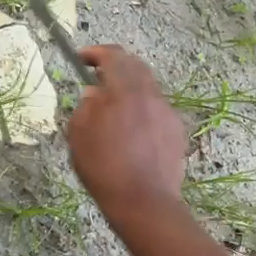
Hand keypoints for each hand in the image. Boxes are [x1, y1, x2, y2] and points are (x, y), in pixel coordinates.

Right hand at [66, 45, 187, 210]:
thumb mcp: (79, 133)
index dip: (96, 52)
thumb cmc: (103, 167)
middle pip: (135, 66)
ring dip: (129, 87)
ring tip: (113, 105)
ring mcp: (167, 113)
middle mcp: (150, 95)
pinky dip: (141, 107)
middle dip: (115, 65)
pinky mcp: (176, 132)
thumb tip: (94, 93)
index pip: (114, 56)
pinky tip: (130, 129)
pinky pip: (156, 108)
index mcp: (125, 91)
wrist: (144, 203)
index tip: (81, 58)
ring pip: (147, 87)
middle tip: (97, 77)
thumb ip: (86, 105)